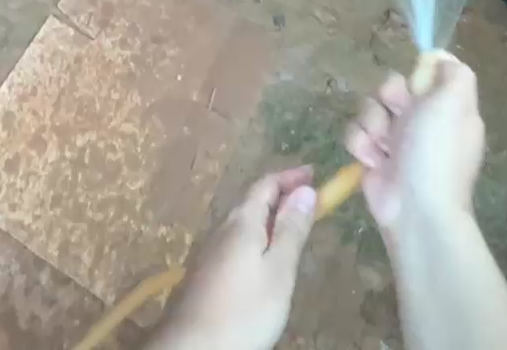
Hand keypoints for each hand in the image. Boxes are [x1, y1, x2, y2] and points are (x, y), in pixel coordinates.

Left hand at [145, 167, 317, 349]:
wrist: (193, 347)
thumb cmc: (244, 309)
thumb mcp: (278, 271)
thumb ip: (292, 231)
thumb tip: (306, 189)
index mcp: (242, 220)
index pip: (266, 184)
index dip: (290, 176)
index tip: (313, 173)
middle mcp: (223, 227)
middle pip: (253, 200)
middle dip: (281, 195)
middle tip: (308, 201)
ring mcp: (211, 249)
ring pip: (244, 222)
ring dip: (269, 217)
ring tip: (292, 228)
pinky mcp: (206, 271)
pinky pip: (236, 240)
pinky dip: (257, 237)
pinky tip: (265, 257)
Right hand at [343, 53, 484, 239]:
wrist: (415, 208)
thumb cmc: (436, 152)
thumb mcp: (456, 103)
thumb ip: (454, 73)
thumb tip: (441, 57)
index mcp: (446, 109)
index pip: (424, 74)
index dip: (416, 76)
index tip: (416, 87)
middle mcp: (421, 122)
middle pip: (391, 86)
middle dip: (388, 97)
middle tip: (398, 114)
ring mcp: (395, 140)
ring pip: (368, 107)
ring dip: (372, 124)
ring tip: (384, 147)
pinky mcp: (372, 156)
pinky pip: (355, 132)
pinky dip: (361, 145)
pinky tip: (374, 161)